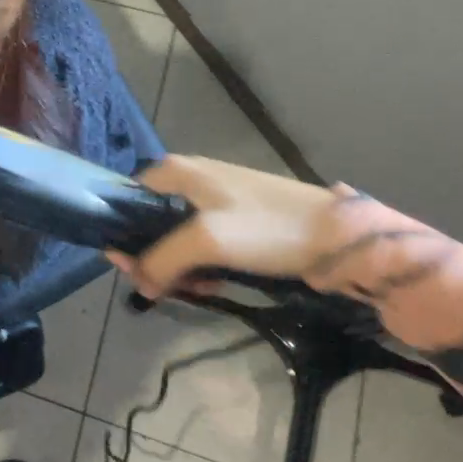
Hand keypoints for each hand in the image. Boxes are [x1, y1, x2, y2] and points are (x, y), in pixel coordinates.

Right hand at [105, 155, 341, 297]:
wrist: (340, 239)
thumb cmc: (267, 228)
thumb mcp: (206, 241)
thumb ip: (161, 260)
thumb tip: (140, 284)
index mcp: (177, 171)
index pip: (127, 197)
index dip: (122, 232)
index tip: (129, 264)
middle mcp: (191, 179)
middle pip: (151, 221)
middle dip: (153, 256)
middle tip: (161, 286)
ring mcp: (216, 199)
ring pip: (177, 237)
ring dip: (178, 266)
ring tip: (192, 290)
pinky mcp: (238, 220)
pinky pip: (202, 244)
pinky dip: (200, 265)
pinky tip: (210, 284)